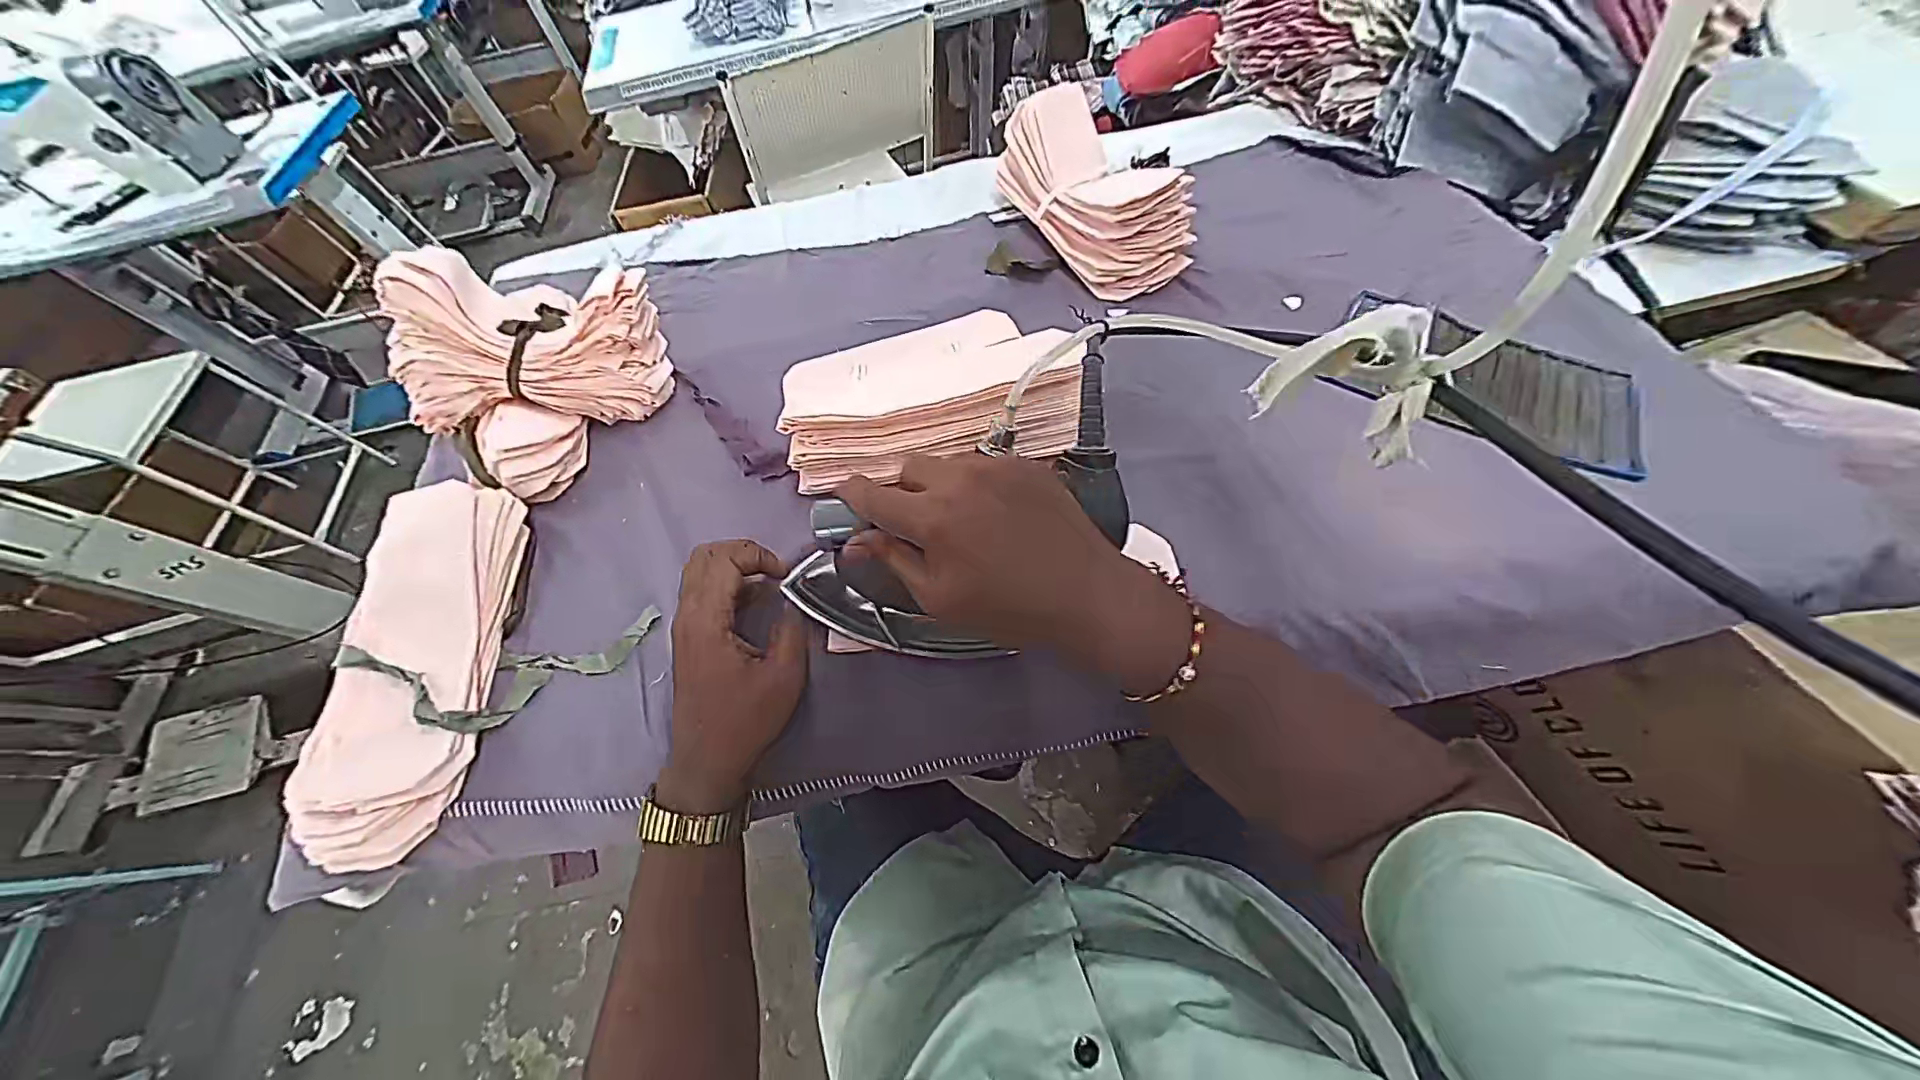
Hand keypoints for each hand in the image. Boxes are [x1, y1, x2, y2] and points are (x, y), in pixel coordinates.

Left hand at [658, 540, 808, 813]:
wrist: (707, 761)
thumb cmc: (745, 721)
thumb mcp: (785, 676)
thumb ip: (791, 628)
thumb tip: (793, 599)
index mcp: (705, 621)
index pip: (722, 559)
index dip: (758, 555)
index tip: (786, 576)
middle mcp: (687, 616)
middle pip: (704, 556)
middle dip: (743, 552)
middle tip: (776, 571)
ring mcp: (684, 626)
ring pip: (700, 571)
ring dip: (736, 568)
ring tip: (770, 586)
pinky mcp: (689, 637)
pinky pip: (703, 592)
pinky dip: (729, 585)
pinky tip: (756, 605)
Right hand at [835, 455, 1189, 695]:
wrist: (1086, 594)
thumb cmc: (1009, 608)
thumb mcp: (940, 598)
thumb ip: (893, 561)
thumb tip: (857, 540)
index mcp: (933, 517)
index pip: (872, 493)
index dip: (851, 495)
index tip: (845, 499)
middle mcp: (960, 479)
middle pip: (907, 469)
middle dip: (899, 492)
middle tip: (913, 524)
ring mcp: (997, 466)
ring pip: (946, 463)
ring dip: (938, 485)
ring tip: (961, 520)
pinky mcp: (1026, 465)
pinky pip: (983, 464)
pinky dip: (974, 483)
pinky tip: (994, 513)